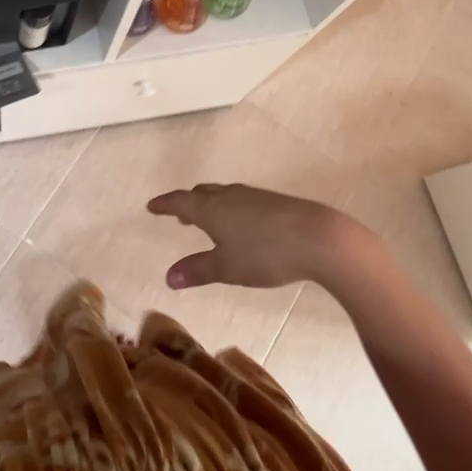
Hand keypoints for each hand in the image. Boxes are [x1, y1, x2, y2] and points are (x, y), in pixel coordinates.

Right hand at [147, 183, 364, 289]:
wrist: (319, 237)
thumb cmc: (266, 253)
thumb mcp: (227, 267)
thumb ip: (198, 270)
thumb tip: (168, 277)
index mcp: (212, 209)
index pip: (180, 202)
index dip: (165, 204)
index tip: (152, 206)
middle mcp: (230, 196)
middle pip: (202, 194)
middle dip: (188, 203)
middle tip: (179, 215)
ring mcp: (254, 197)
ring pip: (223, 195)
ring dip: (210, 204)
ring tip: (207, 219)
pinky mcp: (275, 203)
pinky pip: (242, 200)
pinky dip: (230, 208)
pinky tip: (242, 224)